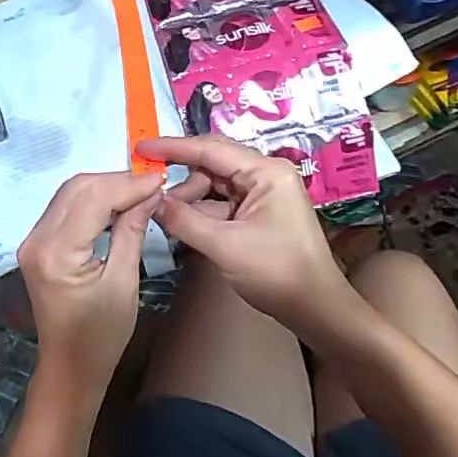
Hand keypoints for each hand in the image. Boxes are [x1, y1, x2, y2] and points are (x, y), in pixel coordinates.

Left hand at [17, 171, 162, 395]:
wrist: (70, 367)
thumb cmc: (101, 335)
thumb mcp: (124, 282)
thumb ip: (133, 230)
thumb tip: (150, 193)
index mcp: (57, 253)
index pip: (94, 198)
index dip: (129, 185)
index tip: (159, 179)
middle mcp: (37, 240)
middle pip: (78, 188)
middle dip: (117, 181)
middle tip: (152, 186)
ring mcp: (32, 240)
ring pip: (70, 192)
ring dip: (105, 186)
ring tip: (140, 193)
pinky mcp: (37, 243)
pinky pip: (65, 206)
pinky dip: (93, 198)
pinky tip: (117, 203)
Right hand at [137, 136, 354, 334]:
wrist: (316, 309)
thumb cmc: (277, 272)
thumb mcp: (224, 246)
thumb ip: (183, 220)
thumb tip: (151, 200)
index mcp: (265, 172)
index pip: (211, 149)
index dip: (172, 148)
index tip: (141, 149)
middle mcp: (266, 175)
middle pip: (212, 166)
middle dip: (182, 181)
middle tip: (152, 197)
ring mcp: (264, 194)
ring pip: (215, 186)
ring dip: (191, 201)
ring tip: (168, 219)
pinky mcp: (260, 213)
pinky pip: (223, 204)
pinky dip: (203, 213)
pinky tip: (183, 225)